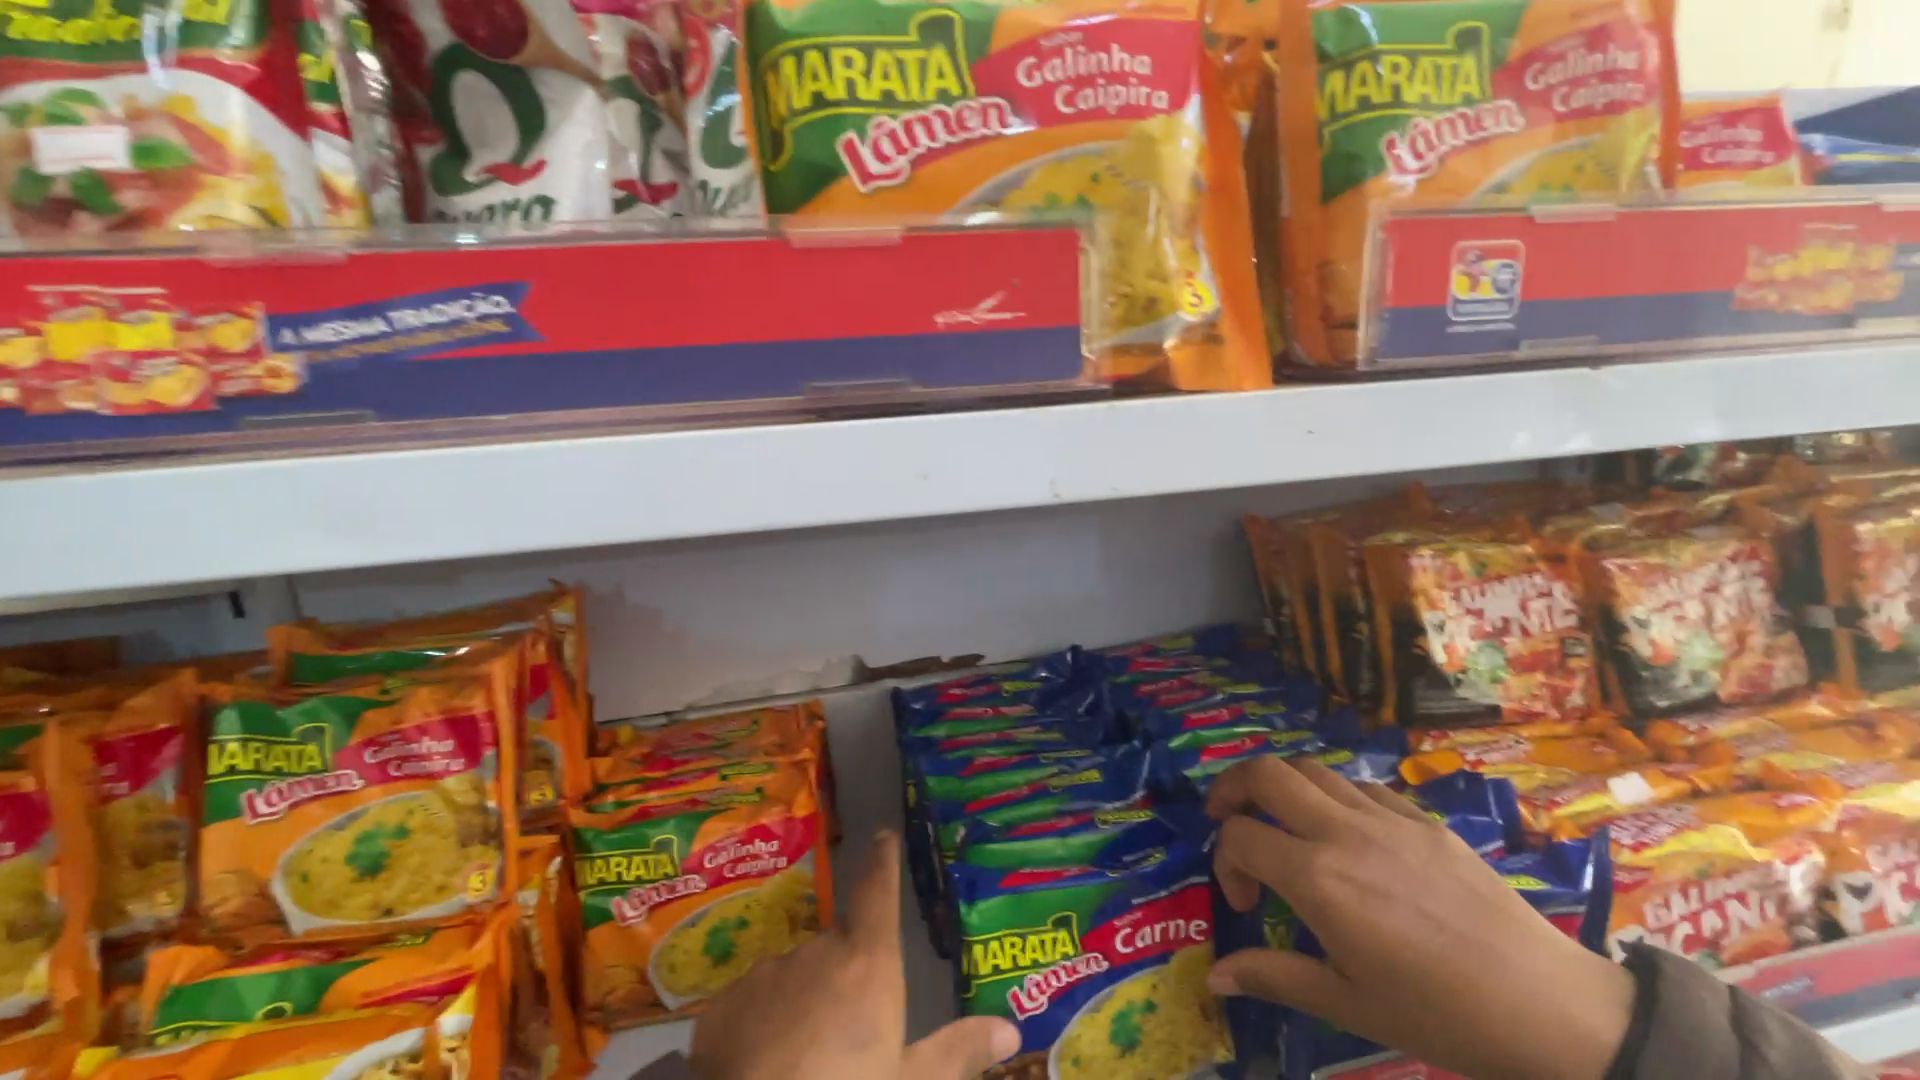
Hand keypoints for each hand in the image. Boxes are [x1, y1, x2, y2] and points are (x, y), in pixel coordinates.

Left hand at [688, 831, 1019, 1079]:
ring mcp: (766, 975)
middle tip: (845, 1030)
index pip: (879, 895)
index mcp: (867, 964)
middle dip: (842, 977)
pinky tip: (763, 1064)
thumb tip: (1010, 1029)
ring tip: (804, 1057)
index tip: (883, 834)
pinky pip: (753, 1004)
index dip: (883, 862)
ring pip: (794, 978)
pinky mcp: (724, 1005)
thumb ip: (957, 1051)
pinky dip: (762, 1025)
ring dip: (802, 1003)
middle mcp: (817, 953)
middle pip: (836, 951)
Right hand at [1205, 757, 1634, 1079]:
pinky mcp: (1423, 819)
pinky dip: (1331, 795)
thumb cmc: (1440, 1014)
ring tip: (1280, 821)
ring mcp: (1387, 818)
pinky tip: (1344, 834)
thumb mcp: (1348, 1005)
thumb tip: (1215, 976)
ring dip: (1280, 787)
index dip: (1225, 864)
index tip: (1245, 905)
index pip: (1239, 836)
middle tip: (1226, 818)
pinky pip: (1360, 785)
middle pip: (1266, 773)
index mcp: (1318, 878)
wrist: (1549, 1006)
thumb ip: (1274, 976)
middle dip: (1231, 787)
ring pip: (1312, 768)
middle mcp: (1344, 832)